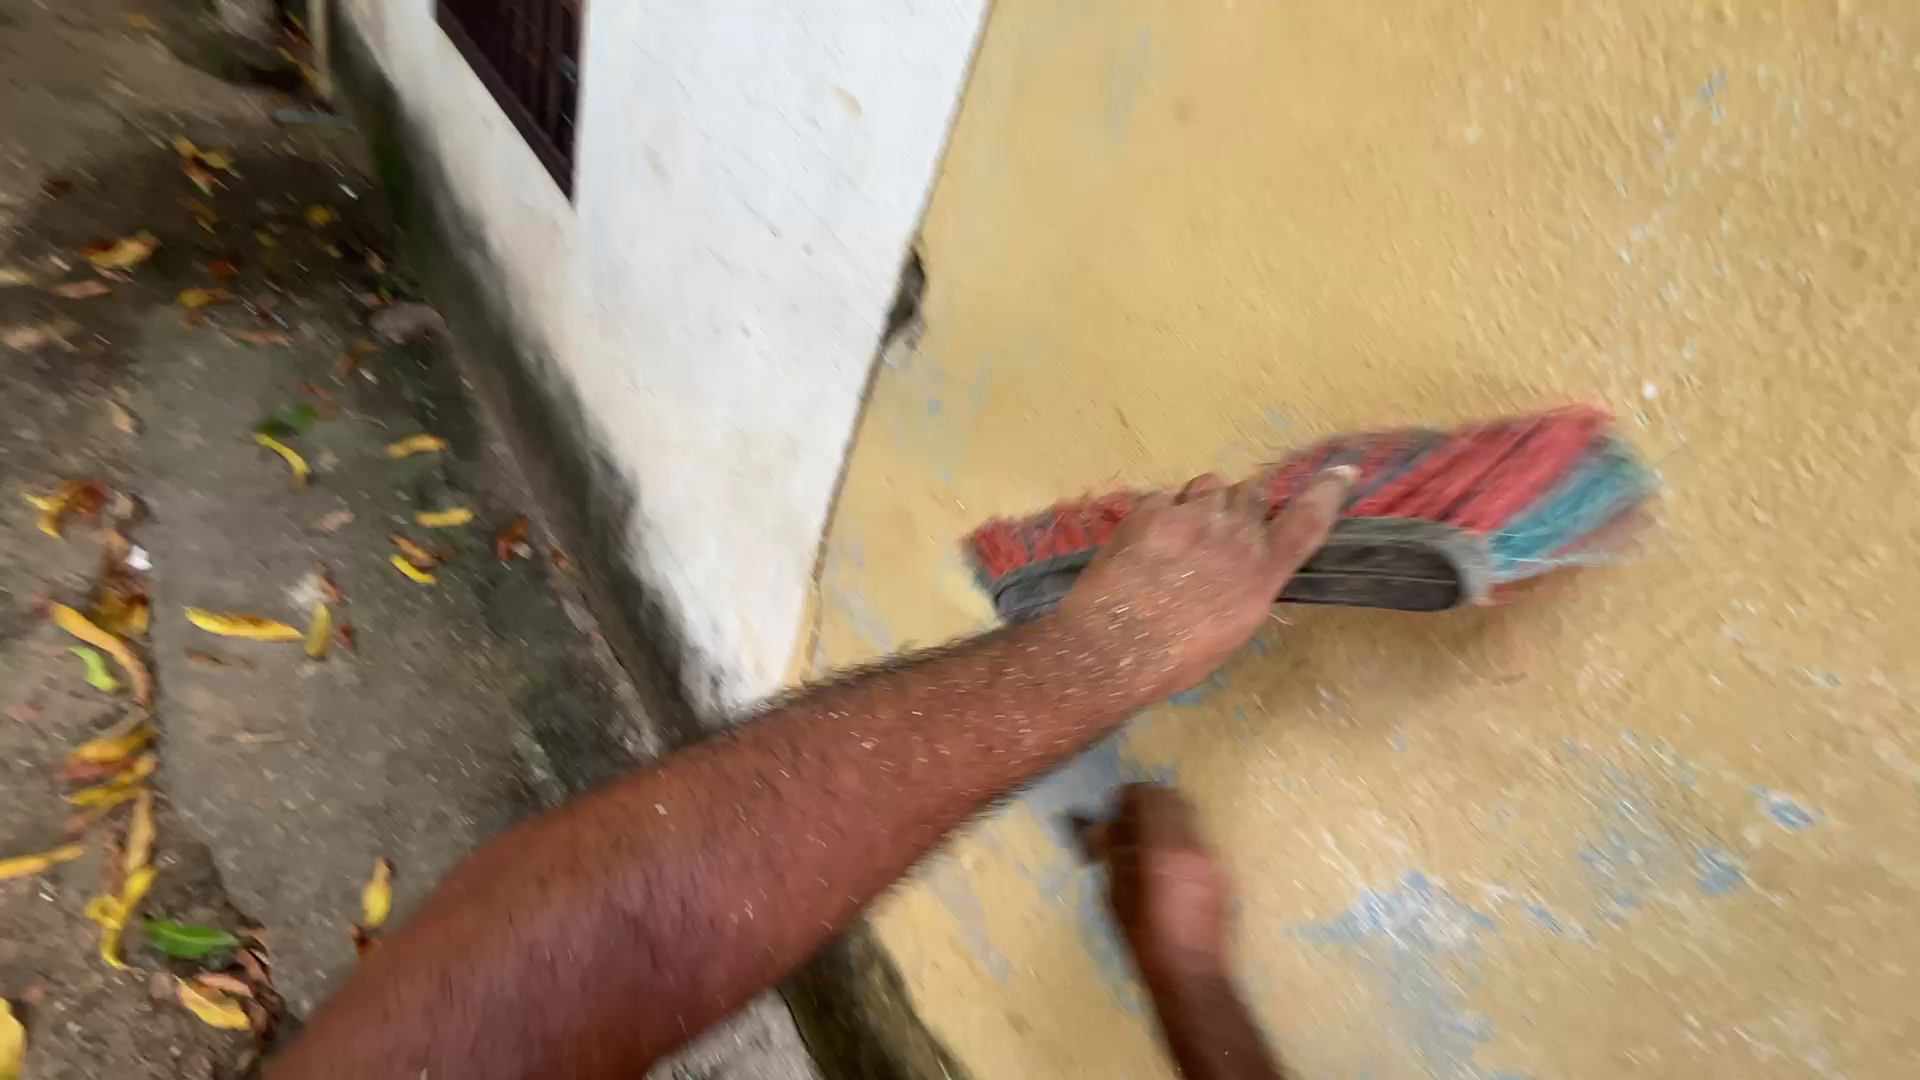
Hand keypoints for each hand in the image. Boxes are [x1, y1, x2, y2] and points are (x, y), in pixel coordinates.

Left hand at [1054, 465, 1354, 700]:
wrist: (1117, 646)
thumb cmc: (1176, 658)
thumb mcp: (1230, 629)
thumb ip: (1244, 587)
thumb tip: (1238, 572)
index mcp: (1262, 572)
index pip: (1308, 520)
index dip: (1327, 492)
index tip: (1342, 471)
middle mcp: (1234, 535)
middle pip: (1251, 492)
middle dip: (1241, 502)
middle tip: (1220, 524)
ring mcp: (1191, 517)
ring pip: (1209, 484)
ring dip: (1202, 500)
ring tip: (1182, 528)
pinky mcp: (1150, 511)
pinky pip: (1162, 497)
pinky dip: (1158, 511)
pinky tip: (1144, 538)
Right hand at [1078, 784, 1230, 985]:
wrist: (1193, 977)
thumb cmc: (1145, 940)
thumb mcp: (1116, 895)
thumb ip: (1112, 853)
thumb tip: (1104, 826)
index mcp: (1162, 849)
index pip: (1148, 796)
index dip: (1127, 795)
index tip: (1115, 807)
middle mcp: (1192, 846)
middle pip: (1172, 797)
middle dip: (1148, 801)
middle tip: (1130, 819)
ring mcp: (1212, 858)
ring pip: (1188, 815)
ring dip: (1166, 816)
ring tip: (1147, 840)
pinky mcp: (1222, 872)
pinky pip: (1198, 838)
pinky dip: (1180, 836)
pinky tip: (1166, 863)